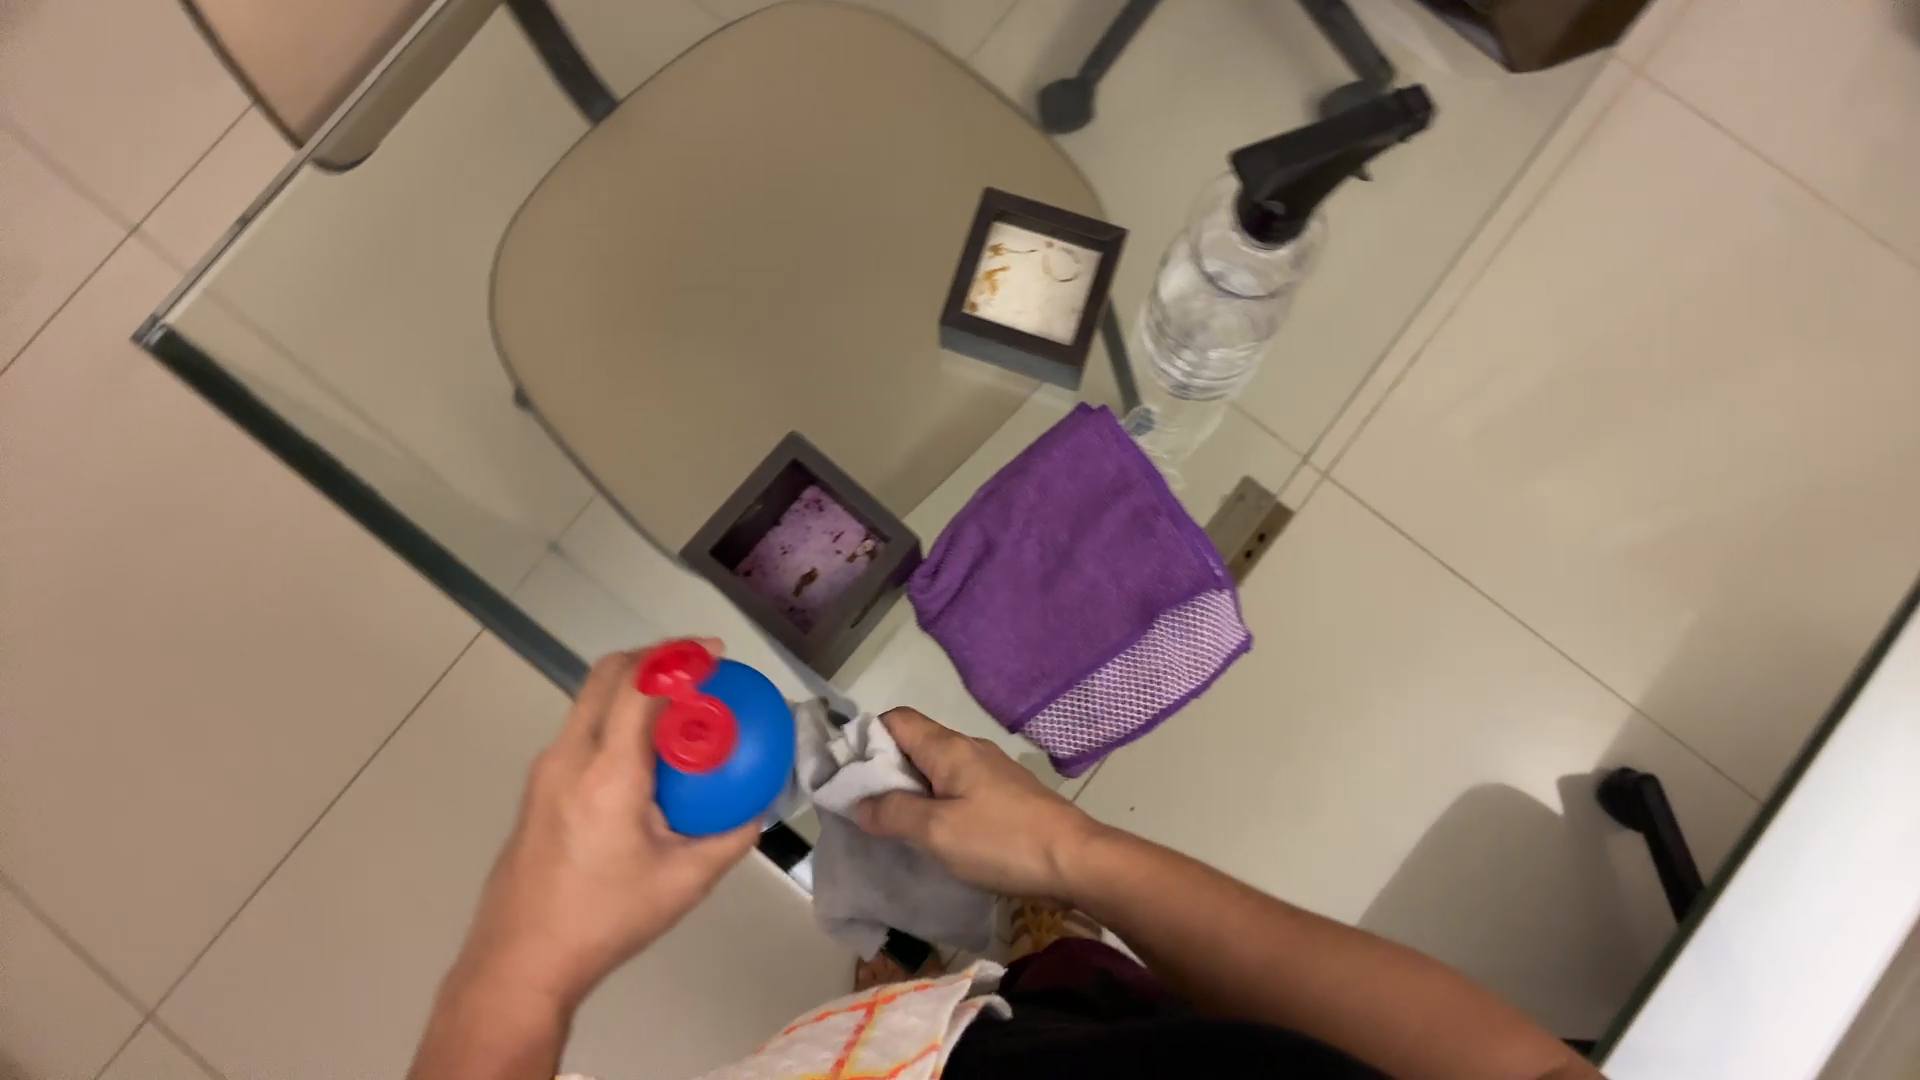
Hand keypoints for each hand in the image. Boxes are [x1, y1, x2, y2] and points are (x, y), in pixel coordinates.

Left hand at [448, 643, 757, 1012]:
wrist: (516, 966)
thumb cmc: (604, 921)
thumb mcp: (684, 883)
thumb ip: (731, 839)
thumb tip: (759, 810)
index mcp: (608, 774)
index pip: (639, 686)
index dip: (680, 657)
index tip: (716, 653)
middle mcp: (569, 757)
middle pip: (608, 673)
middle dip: (656, 655)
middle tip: (699, 666)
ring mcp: (546, 769)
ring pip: (590, 697)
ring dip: (634, 682)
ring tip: (679, 701)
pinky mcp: (537, 786)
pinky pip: (583, 726)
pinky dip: (618, 712)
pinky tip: (647, 750)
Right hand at [855, 708, 1107, 898]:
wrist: (1075, 860)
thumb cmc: (1001, 840)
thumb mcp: (937, 832)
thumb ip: (894, 813)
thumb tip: (859, 802)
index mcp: (948, 747)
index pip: (897, 719)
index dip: (867, 737)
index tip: (847, 772)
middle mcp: (969, 748)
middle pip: (915, 742)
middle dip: (884, 769)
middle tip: (861, 806)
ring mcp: (990, 770)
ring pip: (936, 767)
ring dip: (911, 789)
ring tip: (892, 824)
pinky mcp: (1005, 793)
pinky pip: (958, 786)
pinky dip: (937, 801)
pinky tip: (934, 833)